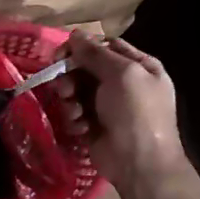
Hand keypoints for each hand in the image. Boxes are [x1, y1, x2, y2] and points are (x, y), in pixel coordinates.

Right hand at [48, 32, 192, 196]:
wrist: (139, 163)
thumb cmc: (136, 113)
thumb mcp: (122, 74)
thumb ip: (96, 53)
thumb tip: (75, 35)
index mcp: (138, 66)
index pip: (104, 47)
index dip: (81, 48)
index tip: (60, 55)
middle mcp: (124, 83)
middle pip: (86, 69)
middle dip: (71, 77)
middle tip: (63, 88)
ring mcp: (108, 106)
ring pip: (77, 91)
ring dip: (70, 100)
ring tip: (75, 113)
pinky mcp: (95, 126)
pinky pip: (76, 113)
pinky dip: (75, 119)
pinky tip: (81, 128)